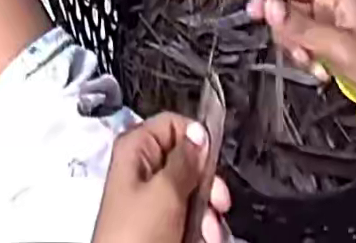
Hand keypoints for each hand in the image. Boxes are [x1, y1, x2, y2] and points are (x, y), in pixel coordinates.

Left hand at [92, 112, 232, 242]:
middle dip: (208, 185)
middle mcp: (144, 168)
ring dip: (208, 213)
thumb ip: (185, 161)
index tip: (214, 163)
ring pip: (192, 193)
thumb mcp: (165, 192)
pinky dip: (201, 229)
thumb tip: (199, 131)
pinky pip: (189, 218)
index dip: (197, 139)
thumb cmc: (138, 234)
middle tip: (219, 203)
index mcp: (137, 148)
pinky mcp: (161, 226)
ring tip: (210, 232)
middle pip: (187, 161)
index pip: (173, 124)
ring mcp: (152, 199)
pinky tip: (205, 239)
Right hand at [246, 0, 355, 141]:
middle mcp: (330, 3)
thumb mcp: (340, 47)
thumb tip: (265, 6)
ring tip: (312, 64)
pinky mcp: (334, 47)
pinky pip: (305, 44)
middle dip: (285, 27)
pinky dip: (306, 57)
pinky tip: (319, 72)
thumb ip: (300, 26)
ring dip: (295, 46)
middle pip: (287, 3)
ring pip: (293, 26)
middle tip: (295, 50)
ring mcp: (331, 25)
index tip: (253, 16)